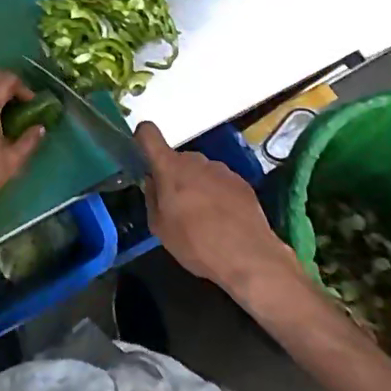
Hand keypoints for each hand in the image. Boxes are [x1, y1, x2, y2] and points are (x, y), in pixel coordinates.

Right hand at [139, 121, 303, 300]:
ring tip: (204, 218)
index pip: (149, 133)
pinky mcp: (241, 181)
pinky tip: (223, 220)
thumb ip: (152, 197)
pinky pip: (220, 181)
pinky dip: (217, 194)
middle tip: (177, 206)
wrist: (247, 256)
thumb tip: (153, 181)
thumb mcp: (160, 228)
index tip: (143, 154)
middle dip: (174, 177)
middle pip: (177, 159)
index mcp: (170, 167)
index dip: (143, 138)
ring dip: (197, 186)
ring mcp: (221, 169)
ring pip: (200, 171)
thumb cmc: (195, 243)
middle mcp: (195, 160)